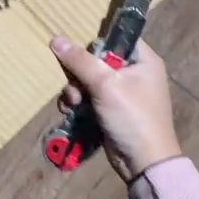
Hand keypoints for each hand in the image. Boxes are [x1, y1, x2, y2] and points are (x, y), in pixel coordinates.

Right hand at [53, 36, 181, 180]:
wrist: (144, 162)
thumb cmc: (132, 116)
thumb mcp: (105, 84)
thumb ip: (79, 60)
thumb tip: (55, 39)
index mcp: (143, 60)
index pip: (117, 36)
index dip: (96, 39)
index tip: (77, 48)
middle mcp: (134, 72)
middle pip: (96, 58)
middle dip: (78, 71)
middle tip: (73, 81)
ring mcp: (121, 92)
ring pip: (87, 77)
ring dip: (74, 88)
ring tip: (73, 102)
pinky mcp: (110, 108)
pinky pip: (87, 95)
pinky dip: (77, 102)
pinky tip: (71, 111)